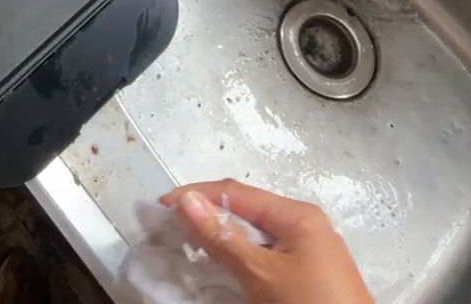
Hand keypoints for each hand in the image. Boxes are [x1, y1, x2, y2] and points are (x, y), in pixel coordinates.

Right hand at [161, 180, 373, 303]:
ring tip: (190, 246)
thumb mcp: (263, 276)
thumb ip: (222, 238)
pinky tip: (222, 268)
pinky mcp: (308, 277)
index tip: (161, 207)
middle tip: (171, 228)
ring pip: (254, 235)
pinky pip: (266, 256)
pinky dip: (240, 258)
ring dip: (222, 239)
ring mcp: (309, 252)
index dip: (197, 195)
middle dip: (208, 216)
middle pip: (245, 210)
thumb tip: (185, 199)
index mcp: (297, 215)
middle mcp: (304, 225)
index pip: (235, 192)